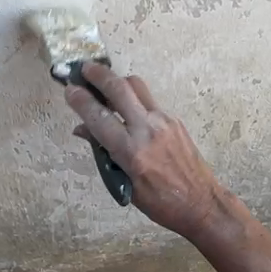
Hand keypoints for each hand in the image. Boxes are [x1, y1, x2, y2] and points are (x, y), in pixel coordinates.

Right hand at [63, 62, 235, 239]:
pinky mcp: (174, 120)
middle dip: (99, 74)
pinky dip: (133, 97)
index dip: (80, 100)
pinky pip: (149, 100)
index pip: (99, 118)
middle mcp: (147, 130)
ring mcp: (164, 121)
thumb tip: (83, 129)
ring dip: (118, 80)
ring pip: (137, 86)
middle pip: (120, 89)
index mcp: (131, 152)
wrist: (202, 202)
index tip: (68, 89)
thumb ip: (104, 153)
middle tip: (84, 68)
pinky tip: (126, 107)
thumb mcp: (125, 184)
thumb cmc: (160, 202)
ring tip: (105, 83)